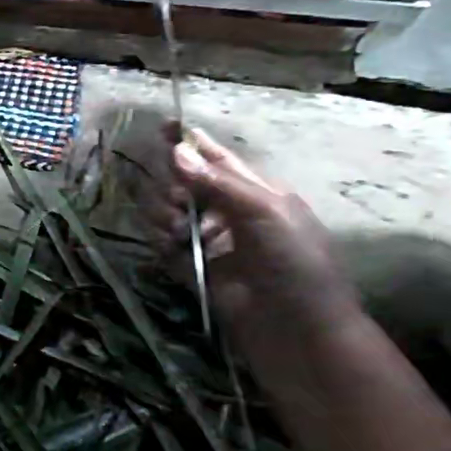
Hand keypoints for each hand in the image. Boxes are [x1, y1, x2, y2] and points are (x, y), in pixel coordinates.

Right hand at [144, 126, 363, 351]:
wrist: (290, 323)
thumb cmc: (294, 262)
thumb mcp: (265, 212)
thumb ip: (217, 181)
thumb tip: (176, 150)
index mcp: (251, 191)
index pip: (214, 158)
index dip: (190, 142)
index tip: (162, 126)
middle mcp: (222, 209)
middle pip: (178, 181)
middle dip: (172, 187)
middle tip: (179, 204)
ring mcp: (201, 236)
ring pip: (162, 208)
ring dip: (162, 214)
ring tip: (177, 232)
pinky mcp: (182, 261)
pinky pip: (156, 238)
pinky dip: (158, 238)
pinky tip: (170, 246)